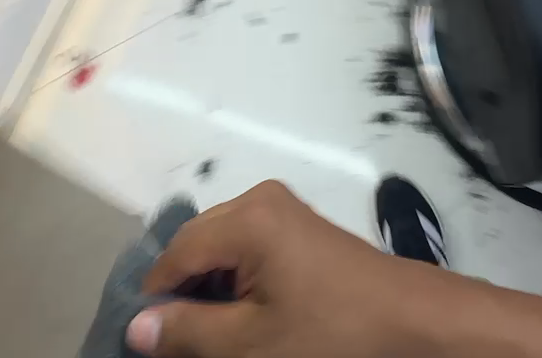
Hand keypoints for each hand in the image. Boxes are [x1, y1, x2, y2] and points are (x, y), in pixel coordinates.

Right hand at [126, 181, 447, 357]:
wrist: (406, 320)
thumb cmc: (329, 333)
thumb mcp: (252, 344)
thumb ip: (189, 332)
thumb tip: (136, 325)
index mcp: (247, 218)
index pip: (177, 253)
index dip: (155, 298)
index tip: (142, 340)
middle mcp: (258, 198)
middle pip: (197, 241)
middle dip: (180, 289)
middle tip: (173, 340)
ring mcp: (280, 206)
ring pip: (219, 240)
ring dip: (205, 283)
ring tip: (203, 332)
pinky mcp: (295, 221)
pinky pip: (244, 240)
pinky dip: (231, 273)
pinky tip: (234, 311)